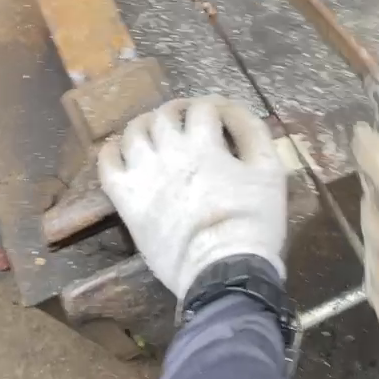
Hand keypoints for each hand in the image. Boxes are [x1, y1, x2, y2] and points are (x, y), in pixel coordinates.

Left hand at [98, 96, 286, 297]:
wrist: (224, 272)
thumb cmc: (253, 223)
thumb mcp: (270, 172)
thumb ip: (253, 133)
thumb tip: (235, 111)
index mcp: (204, 143)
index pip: (204, 107)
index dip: (214, 106)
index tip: (221, 115)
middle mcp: (168, 151)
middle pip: (165, 114)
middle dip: (178, 110)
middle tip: (187, 120)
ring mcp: (143, 175)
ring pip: (134, 132)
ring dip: (146, 124)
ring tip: (155, 133)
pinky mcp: (127, 201)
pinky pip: (107, 164)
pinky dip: (112, 151)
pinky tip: (122, 152)